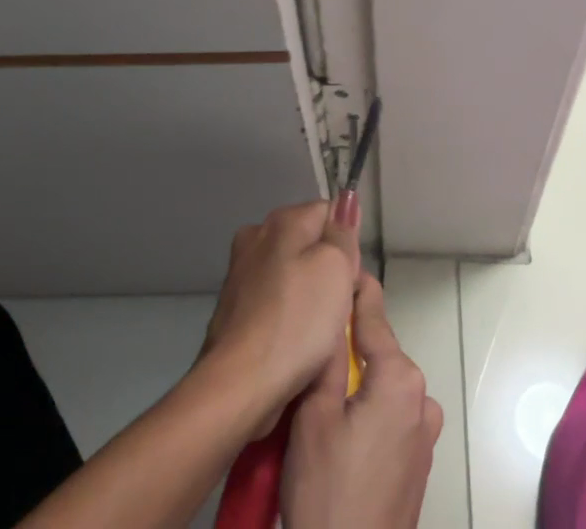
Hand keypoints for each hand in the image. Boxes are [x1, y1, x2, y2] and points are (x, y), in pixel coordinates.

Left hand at [201, 197, 361, 433]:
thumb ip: (342, 232)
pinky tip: (295, 338)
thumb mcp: (336, 269)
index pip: (331, 213)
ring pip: (295, 273)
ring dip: (311, 294)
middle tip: (340, 305)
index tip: (350, 277)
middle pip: (312, 242)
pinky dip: (290, 314)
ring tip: (319, 328)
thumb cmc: (297, 322)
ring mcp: (242, 273)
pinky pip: (277, 300)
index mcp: (282, 221)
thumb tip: (346, 201)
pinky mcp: (235, 307)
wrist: (241, 384)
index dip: (348, 245)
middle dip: (330, 270)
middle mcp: (256, 237)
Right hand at [282, 274, 442, 528]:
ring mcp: (424, 431)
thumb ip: (327, 361)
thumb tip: (334, 316)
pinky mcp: (419, 458)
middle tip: (314, 338)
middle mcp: (421, 397)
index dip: (358, 292)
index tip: (344, 267)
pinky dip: (368, 408)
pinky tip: (341, 424)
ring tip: (319, 387)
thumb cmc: (326, 486)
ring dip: (359, 380)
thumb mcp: (313, 417)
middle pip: (381, 354)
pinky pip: (391, 415)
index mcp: (400, 379)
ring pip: (385, 386)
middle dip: (351, 345)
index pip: (375, 320)